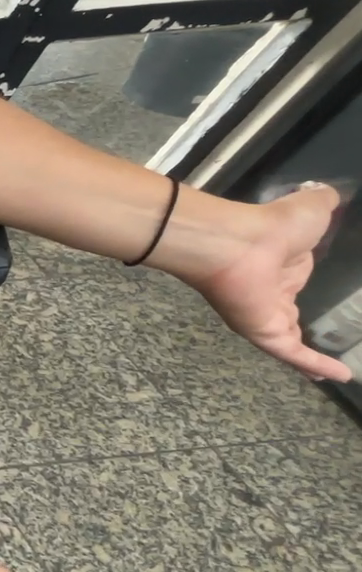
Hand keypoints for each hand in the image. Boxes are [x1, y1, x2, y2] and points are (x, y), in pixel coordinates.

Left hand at [176, 182, 351, 381]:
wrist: (233, 240)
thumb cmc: (269, 225)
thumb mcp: (312, 209)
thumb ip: (322, 203)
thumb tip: (327, 194)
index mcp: (281, 270)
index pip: (290, 286)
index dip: (298, 290)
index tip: (307, 296)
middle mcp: (268, 294)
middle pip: (282, 317)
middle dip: (293, 327)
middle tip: (314, 345)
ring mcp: (261, 313)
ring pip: (283, 339)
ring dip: (303, 356)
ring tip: (322, 372)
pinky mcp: (259, 329)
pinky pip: (289, 351)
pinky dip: (311, 364)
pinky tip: (338, 377)